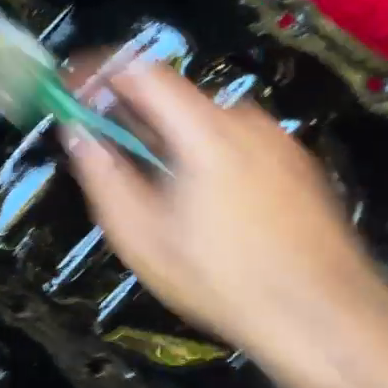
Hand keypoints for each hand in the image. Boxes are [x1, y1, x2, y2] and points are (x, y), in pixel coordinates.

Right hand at [64, 62, 383, 357]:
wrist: (320, 315)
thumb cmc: (219, 277)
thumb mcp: (139, 234)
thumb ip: (103, 175)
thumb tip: (78, 135)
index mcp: (203, 131)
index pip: (141, 71)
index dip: (96, 73)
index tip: (67, 88)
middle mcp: (244, 123)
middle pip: (173, 98)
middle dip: (128, 116)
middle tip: (98, 148)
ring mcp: (276, 143)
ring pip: (201, 124)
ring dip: (164, 141)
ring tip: (145, 189)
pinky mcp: (294, 167)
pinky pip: (231, 145)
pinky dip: (198, 156)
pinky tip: (192, 205)